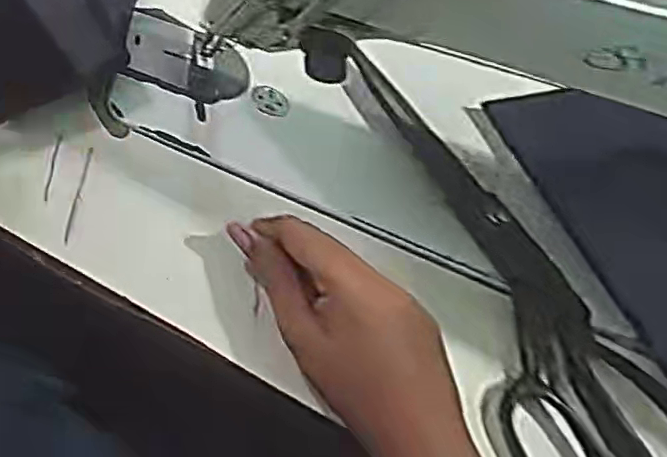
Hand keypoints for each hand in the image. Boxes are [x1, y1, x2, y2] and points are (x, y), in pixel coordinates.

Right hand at [230, 217, 475, 456]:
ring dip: (311, 267)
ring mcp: (406, 301)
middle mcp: (387, 286)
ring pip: (342, 260)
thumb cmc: (365, 398)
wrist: (420, 444)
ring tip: (294, 298)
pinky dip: (337, 285)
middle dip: (287, 250)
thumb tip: (249, 238)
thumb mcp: (299, 331)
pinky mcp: (414, 316)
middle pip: (322, 243)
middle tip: (261, 268)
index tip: (245, 238)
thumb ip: (272, 275)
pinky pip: (365, 281)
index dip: (265, 230)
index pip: (299, 231)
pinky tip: (326, 313)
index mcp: (358, 284)